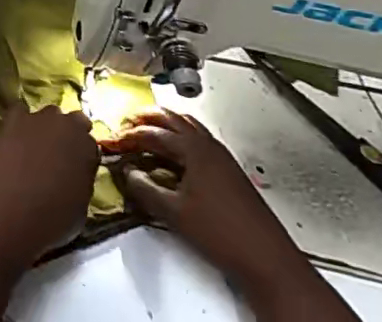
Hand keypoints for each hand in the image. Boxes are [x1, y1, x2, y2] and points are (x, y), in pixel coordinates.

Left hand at [0, 105, 97, 264]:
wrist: (9, 209)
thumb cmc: (52, 218)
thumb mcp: (81, 206)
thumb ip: (81, 180)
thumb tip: (74, 174)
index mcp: (87, 147)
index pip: (90, 144)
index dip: (84, 156)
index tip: (78, 168)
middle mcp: (66, 125)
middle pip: (71, 122)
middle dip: (68, 135)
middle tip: (60, 156)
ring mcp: (38, 119)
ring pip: (47, 115)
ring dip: (46, 128)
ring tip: (37, 148)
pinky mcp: (12, 120)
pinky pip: (20, 113)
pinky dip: (20, 122)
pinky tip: (16, 138)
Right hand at [107, 109, 300, 290]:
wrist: (269, 262)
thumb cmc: (222, 234)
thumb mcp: (174, 213)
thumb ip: (145, 190)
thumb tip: (127, 174)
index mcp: (194, 149)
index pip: (152, 133)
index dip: (128, 137)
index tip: (112, 144)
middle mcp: (209, 145)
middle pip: (172, 119)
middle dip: (146, 120)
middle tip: (127, 126)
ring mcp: (222, 157)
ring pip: (188, 127)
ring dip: (165, 126)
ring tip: (148, 133)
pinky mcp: (230, 171)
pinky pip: (199, 140)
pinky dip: (180, 138)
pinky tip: (175, 156)